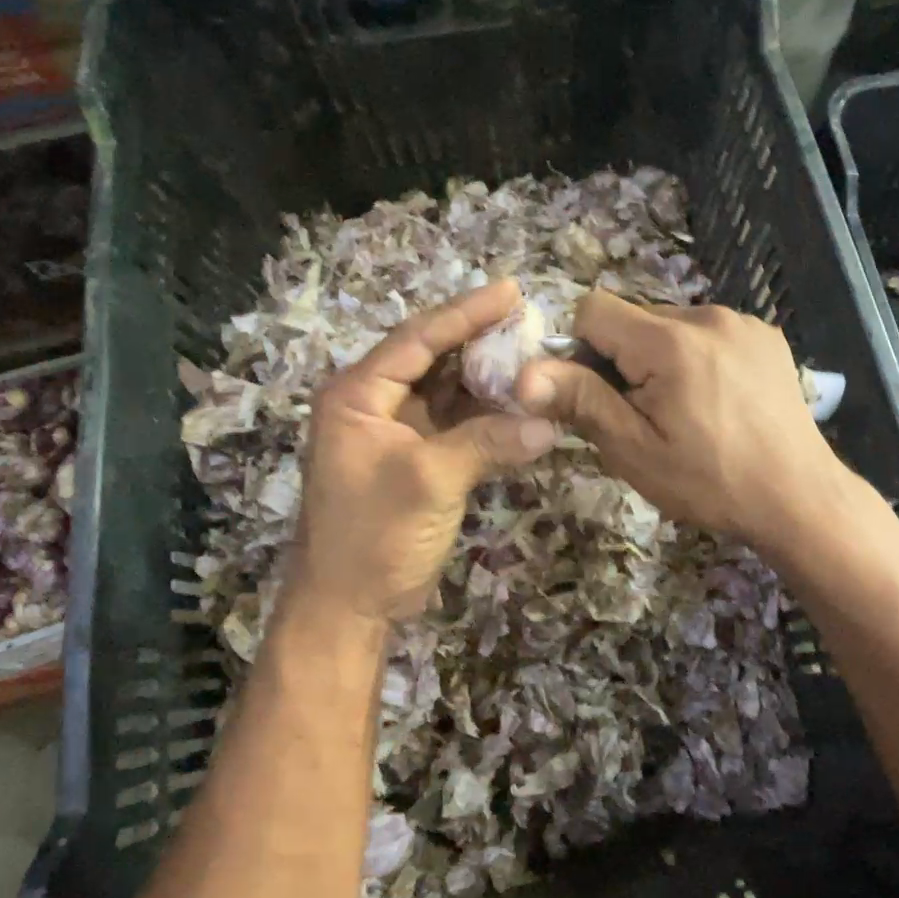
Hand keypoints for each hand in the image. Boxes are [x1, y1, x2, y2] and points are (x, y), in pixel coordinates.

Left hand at [297, 280, 558, 620]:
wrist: (347, 607)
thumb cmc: (374, 536)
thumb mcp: (430, 480)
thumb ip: (489, 442)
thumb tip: (550, 423)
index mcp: (358, 395)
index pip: (418, 338)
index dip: (466, 312)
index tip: (513, 290)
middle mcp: (373, 404)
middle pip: (433, 357)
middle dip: (479, 339)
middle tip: (530, 318)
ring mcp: (395, 433)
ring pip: (447, 390)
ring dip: (487, 376)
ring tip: (533, 353)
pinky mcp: (416, 460)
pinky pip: (455, 423)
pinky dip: (486, 414)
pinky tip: (521, 403)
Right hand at [513, 291, 845, 552]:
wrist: (799, 498)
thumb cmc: (709, 481)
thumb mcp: (634, 450)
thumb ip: (580, 401)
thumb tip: (523, 374)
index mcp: (670, 341)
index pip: (593, 309)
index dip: (581, 349)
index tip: (600, 395)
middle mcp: (707, 316)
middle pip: (633, 317)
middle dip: (623, 358)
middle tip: (643, 414)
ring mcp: (742, 323)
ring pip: (670, 325)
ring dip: (660, 358)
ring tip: (685, 412)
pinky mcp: (765, 336)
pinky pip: (708, 332)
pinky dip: (697, 358)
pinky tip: (717, 401)